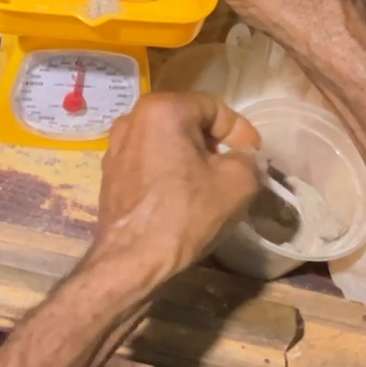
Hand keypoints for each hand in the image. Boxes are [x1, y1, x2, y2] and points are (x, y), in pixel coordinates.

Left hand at [89, 92, 261, 289]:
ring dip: (192, 158)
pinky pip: (150, 161)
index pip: (213, 107)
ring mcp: (116, 146)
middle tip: (235, 169)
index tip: (254, 155)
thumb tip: (243, 158)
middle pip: (187, 122)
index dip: (239, 130)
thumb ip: (248, 160)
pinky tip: (183, 196)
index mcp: (161, 109)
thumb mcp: (237, 183)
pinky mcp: (111, 172)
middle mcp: (132, 119)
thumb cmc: (185, 213)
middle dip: (215, 143)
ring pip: (167, 142)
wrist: (132, 259)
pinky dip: (170, 171)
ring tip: (211, 184)